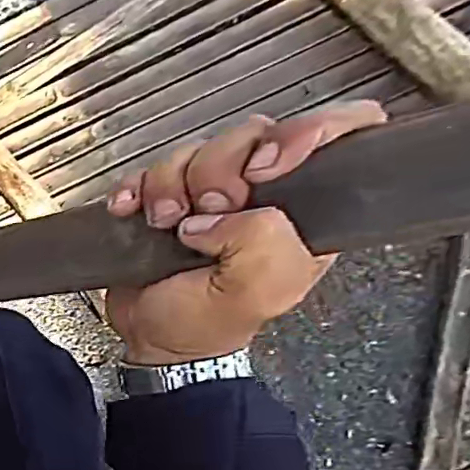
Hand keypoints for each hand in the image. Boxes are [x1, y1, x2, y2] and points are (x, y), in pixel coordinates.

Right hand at [104, 101, 388, 365]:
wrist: (153, 339)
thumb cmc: (207, 323)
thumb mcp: (260, 289)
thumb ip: (262, 240)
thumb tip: (217, 214)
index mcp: (306, 209)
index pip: (340, 129)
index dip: (302, 134)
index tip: (261, 170)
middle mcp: (262, 193)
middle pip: (249, 136)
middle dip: (217, 171)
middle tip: (205, 211)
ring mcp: (207, 194)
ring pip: (194, 151)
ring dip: (167, 187)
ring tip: (164, 224)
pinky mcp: (163, 199)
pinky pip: (146, 171)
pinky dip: (133, 189)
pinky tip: (130, 211)